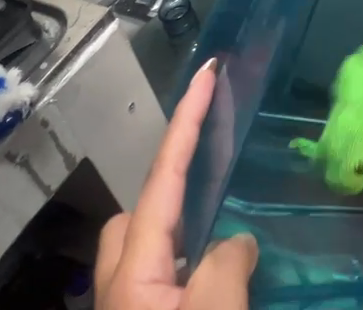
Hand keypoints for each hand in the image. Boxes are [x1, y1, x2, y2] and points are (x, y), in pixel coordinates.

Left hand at [97, 59, 258, 309]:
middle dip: (173, 193)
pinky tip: (232, 293)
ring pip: (153, 255)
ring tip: (235, 255)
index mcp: (137, 270)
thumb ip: (226, 268)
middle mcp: (126, 286)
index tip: (207, 74)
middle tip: (221, 192)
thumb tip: (232, 244)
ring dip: (186, 243)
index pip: (164, 176)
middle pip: (138, 216)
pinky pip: (172, 286)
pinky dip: (198, 278)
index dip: (186, 120)